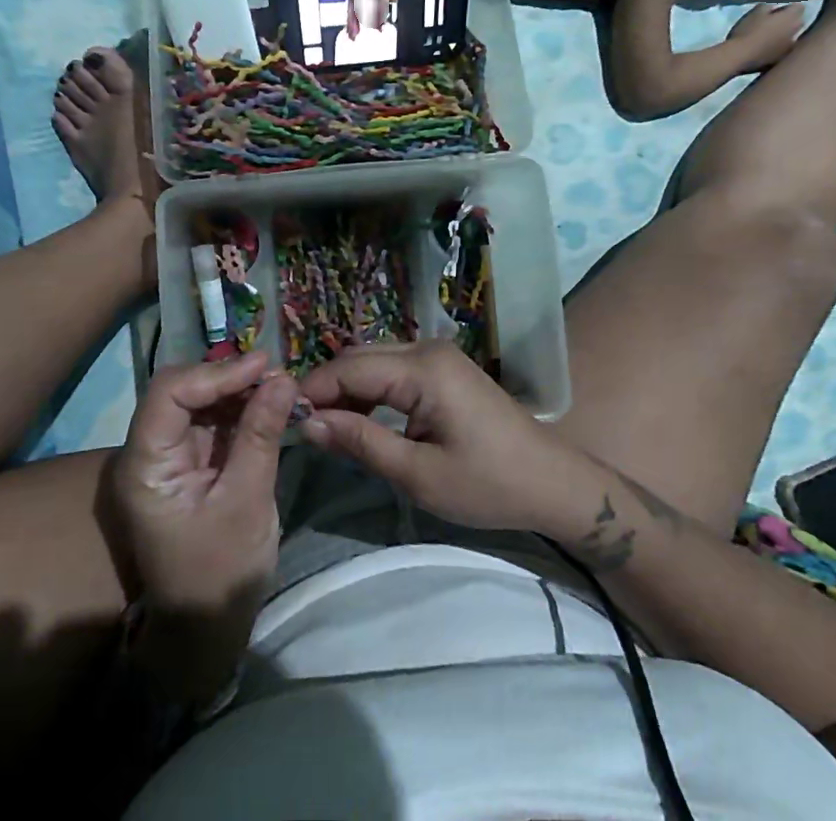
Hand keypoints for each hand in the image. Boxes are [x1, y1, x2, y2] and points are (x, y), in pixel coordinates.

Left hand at [114, 351, 297, 616]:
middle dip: (229, 378)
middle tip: (277, 375)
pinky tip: (270, 406)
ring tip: (280, 387)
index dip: (215, 373)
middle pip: (181, 392)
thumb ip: (260, 436)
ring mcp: (169, 456)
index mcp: (145, 465)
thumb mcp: (247, 501)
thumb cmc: (221, 571)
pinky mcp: (191, 463)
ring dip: (239, 392)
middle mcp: (148, 452)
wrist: (207, 623)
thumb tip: (283, 380)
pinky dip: (242, 411)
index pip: (168, 394)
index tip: (263, 367)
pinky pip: (213, 423)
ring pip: (199, 403)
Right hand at [299, 341, 594, 534]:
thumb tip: (307, 423)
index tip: (283, 420)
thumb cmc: (488, 484)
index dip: (313, 391)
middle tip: (303, 428)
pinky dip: (370, 392)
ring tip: (327, 428)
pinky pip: (393, 371)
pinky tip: (361, 420)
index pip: (348, 369)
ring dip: (347, 390)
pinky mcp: (444, 370)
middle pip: (358, 358)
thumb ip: (360, 442)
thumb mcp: (418, 473)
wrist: (552, 484)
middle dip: (327, 388)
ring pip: (373, 362)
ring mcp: (438, 357)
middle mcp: (428, 350)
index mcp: (423, 370)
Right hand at [725, 4, 804, 72]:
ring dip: (783, 38)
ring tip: (768, 41)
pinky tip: (764, 53)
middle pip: (798, 23)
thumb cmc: (747, 31)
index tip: (776, 11)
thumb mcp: (755, 11)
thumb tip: (772, 8)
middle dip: (789, 22)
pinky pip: (781, 53)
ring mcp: (789, 48)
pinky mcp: (780, 61)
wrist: (738, 57)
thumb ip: (768, 6)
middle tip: (773, 25)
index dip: (787, 8)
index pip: (798, 7)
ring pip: (791, 39)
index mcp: (792, 16)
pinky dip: (776, 52)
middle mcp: (796, 31)